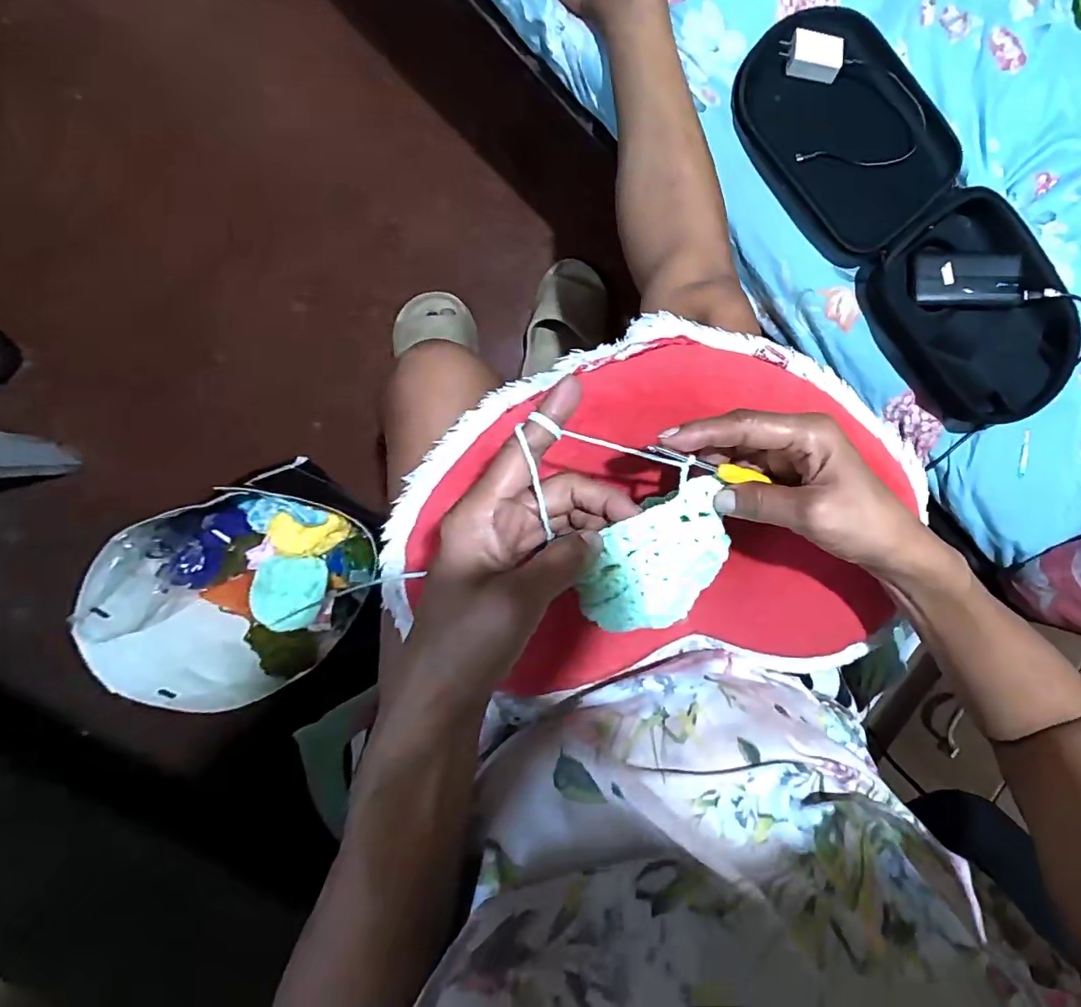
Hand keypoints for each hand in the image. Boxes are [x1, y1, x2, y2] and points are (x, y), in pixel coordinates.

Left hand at [394, 377, 640, 703]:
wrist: (443, 696)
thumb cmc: (466, 642)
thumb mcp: (517, 598)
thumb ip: (563, 559)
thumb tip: (597, 538)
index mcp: (481, 514)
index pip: (518, 454)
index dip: (548, 419)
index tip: (574, 384)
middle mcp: (496, 520)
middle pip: (555, 489)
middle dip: (598, 499)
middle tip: (637, 524)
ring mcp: (510, 545)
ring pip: (564, 516)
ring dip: (597, 524)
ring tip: (631, 541)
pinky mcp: (521, 569)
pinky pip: (561, 543)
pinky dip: (586, 546)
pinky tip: (611, 554)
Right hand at [660, 410, 952, 584]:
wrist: (893, 547)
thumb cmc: (860, 524)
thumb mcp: (809, 514)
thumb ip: (760, 502)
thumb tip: (714, 496)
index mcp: (809, 431)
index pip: (747, 425)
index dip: (706, 431)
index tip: (670, 439)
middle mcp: (800, 434)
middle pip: (743, 432)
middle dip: (706, 443)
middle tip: (667, 454)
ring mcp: (797, 453)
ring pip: (746, 451)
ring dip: (717, 460)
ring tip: (682, 469)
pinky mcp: (795, 474)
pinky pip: (756, 470)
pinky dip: (733, 476)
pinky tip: (711, 483)